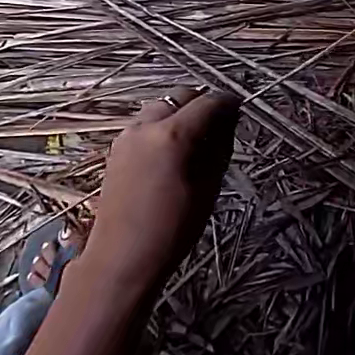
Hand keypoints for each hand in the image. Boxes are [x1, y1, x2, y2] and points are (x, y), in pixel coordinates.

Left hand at [81, 86, 239, 288]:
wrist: (122, 258)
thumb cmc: (173, 229)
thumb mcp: (208, 187)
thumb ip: (219, 147)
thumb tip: (228, 121)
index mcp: (173, 135)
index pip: (208, 102)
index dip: (227, 103)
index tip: (238, 109)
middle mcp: (147, 126)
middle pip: (180, 96)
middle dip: (202, 103)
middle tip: (219, 123)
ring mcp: (127, 136)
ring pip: (160, 107)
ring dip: (180, 112)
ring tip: (196, 136)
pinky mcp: (116, 148)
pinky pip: (145, 123)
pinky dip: (163, 125)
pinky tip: (173, 149)